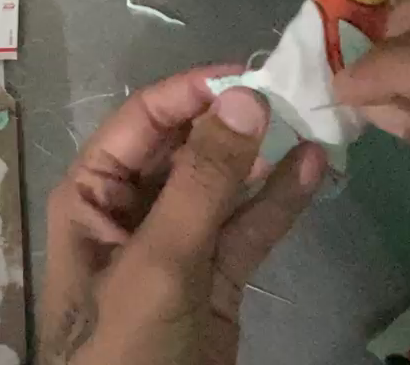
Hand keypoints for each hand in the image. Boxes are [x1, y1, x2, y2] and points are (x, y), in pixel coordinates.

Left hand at [38, 66, 329, 364]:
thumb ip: (203, 180)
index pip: (144, 119)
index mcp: (95, 189)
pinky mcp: (214, 278)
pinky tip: (314, 169)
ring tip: (312, 120)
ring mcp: (176, 242)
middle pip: (186, 147)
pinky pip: (246, 229)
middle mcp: (132, 205)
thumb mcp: (160, 259)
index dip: (192, 91)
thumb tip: (244, 97)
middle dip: (234, 121)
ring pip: (222, 186)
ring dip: (263, 157)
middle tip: (293, 93)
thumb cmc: (126, 343)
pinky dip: (278, 202)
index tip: (250, 72)